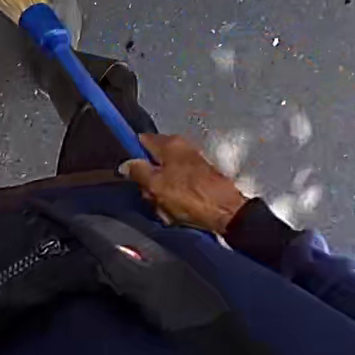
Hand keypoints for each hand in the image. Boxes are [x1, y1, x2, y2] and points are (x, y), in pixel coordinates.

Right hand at [120, 133, 247, 233]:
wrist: (228, 214)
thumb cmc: (188, 195)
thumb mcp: (155, 184)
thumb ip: (137, 171)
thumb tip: (126, 164)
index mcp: (169, 143)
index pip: (140, 140)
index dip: (132, 155)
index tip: (130, 173)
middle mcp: (181, 147)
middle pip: (152, 160)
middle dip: (148, 180)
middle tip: (150, 195)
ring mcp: (192, 162)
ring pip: (165, 176)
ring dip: (161, 193)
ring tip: (165, 208)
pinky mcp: (201, 178)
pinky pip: (178, 185)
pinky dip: (175, 197)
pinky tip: (176, 211)